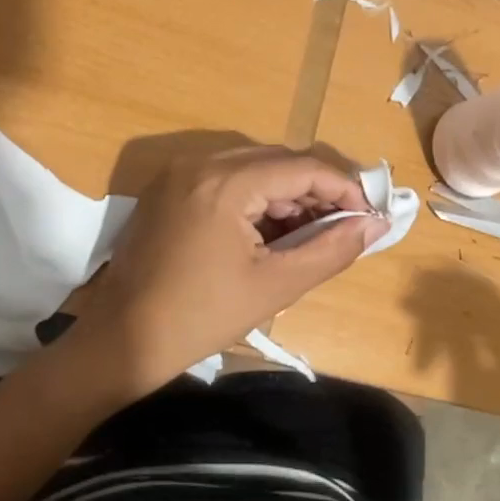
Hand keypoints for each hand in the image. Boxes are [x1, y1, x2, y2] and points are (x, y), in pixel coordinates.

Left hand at [80, 146, 388, 391]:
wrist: (123, 340)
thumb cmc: (202, 316)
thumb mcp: (276, 286)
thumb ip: (332, 250)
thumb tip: (376, 225)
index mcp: (225, 183)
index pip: (303, 167)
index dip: (344, 188)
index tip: (369, 217)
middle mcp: (199, 163)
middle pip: (277, 161)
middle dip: (315, 192)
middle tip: (342, 228)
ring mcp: (177, 174)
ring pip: (251, 169)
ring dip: (286, 196)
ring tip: (308, 236)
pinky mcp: (166, 191)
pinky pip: (224, 181)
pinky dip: (254, 200)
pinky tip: (269, 234)